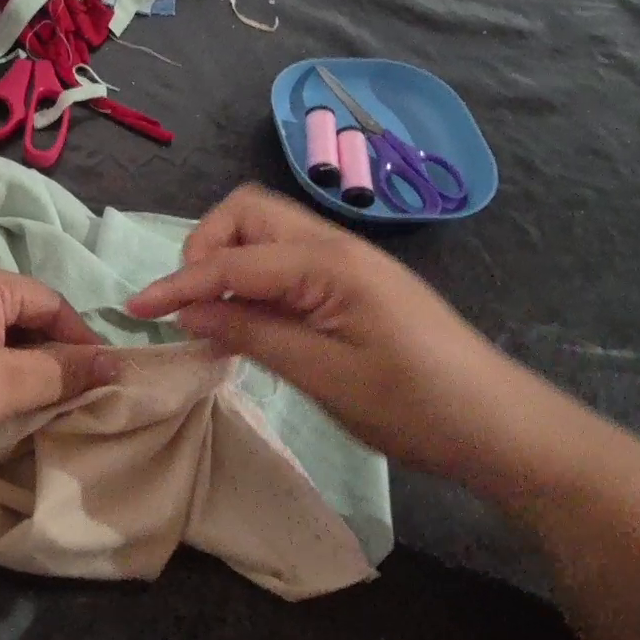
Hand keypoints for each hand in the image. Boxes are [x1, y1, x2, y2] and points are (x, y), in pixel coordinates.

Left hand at [0, 261, 118, 487]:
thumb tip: (114, 361)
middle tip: (69, 394)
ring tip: (32, 400)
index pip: (49, 301)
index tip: (103, 377)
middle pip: (19, 311)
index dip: (81, 339)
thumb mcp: (6, 387)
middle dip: (48, 351)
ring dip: (17, 360)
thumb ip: (63, 371)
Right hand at [125, 186, 593, 497]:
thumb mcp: (325, 377)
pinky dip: (254, 276)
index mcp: (328, 262)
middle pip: (248, 212)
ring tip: (215, 314)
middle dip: (206, 246)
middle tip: (194, 304)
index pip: (234, 260)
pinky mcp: (351, 279)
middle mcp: (333, 244)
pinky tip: (251, 320)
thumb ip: (251, 333)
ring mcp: (345, 258)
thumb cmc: (416, 407)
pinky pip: (285, 257)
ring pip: (265, 229)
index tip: (136, 309)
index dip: (180, 283)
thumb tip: (187, 311)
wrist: (503, 427)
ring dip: (229, 259)